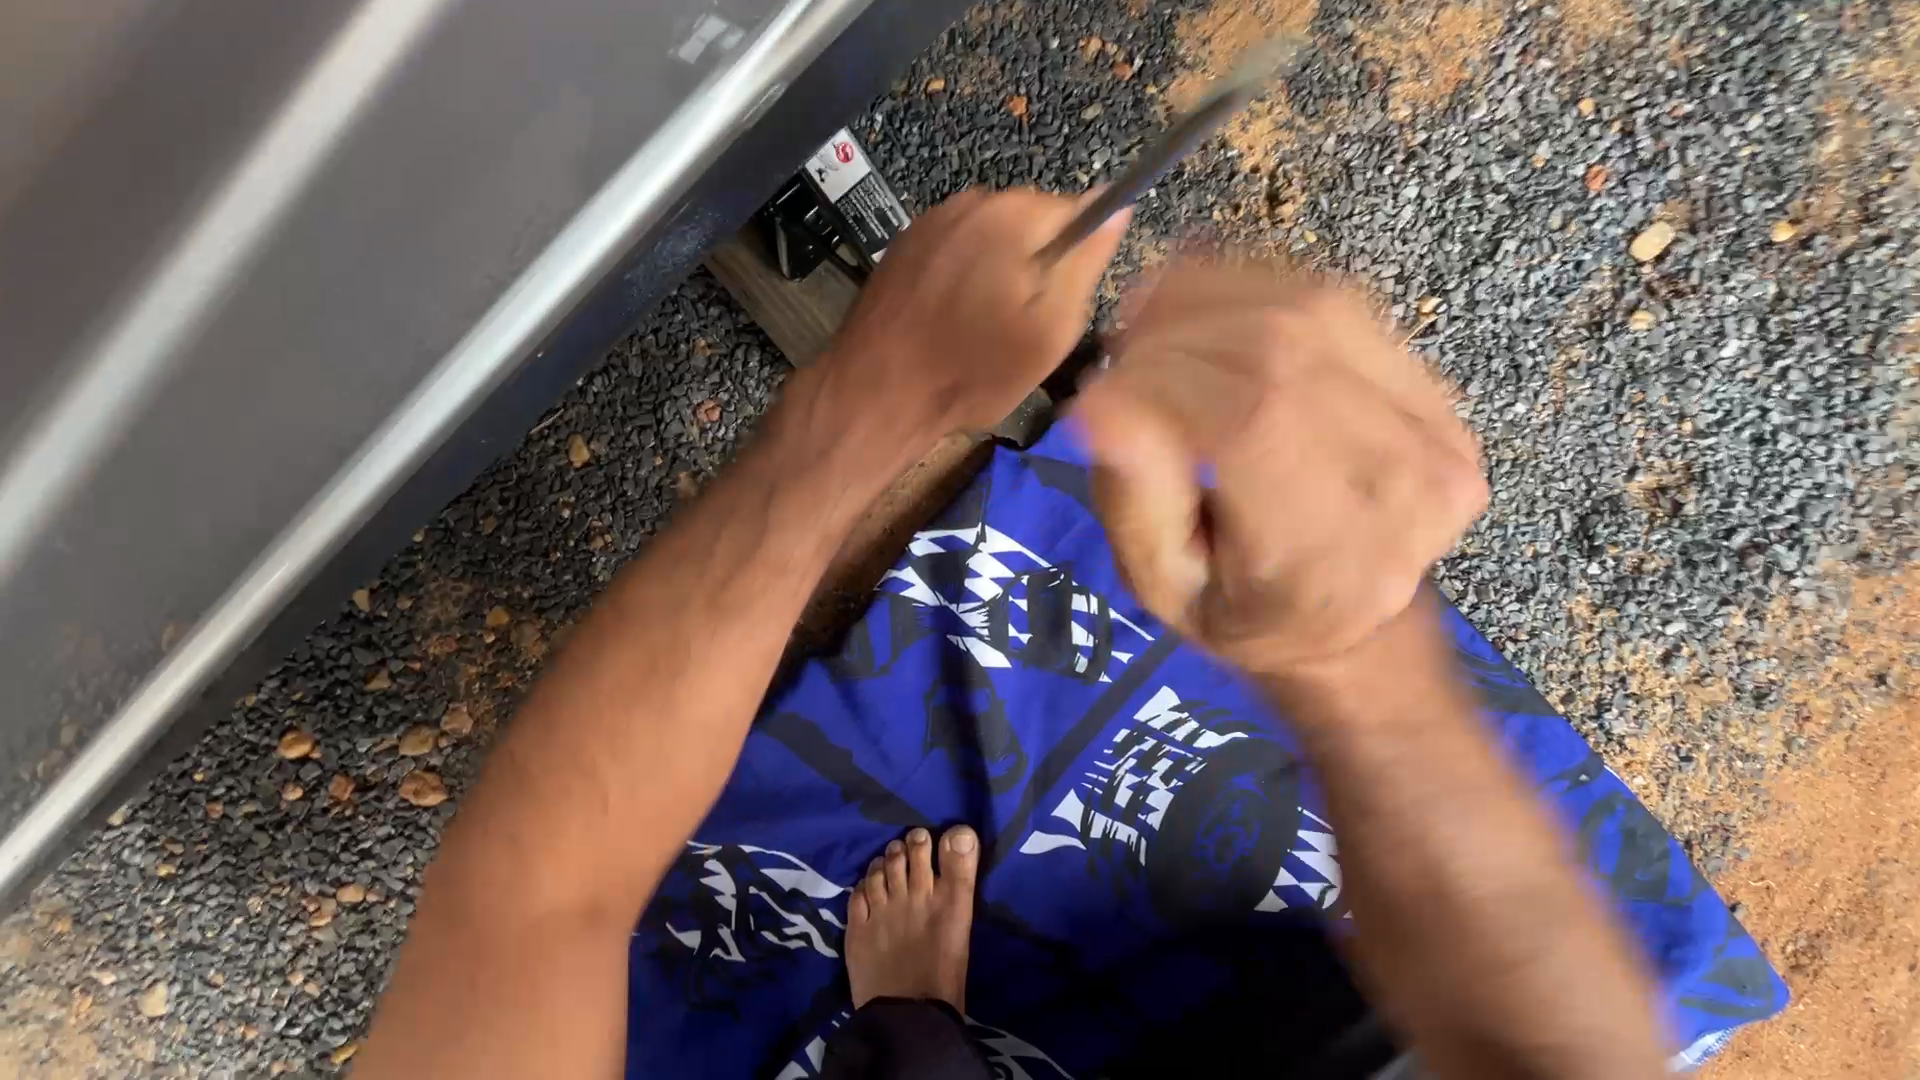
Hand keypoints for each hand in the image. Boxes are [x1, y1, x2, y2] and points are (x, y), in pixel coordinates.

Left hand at [823, 189, 1129, 434]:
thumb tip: (1116, 209)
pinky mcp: (904, 246)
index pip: (1076, 212)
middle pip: (1031, 223)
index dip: (1076, 261)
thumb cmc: (973, 372)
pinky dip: (962, 280)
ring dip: (998, 274)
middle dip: (1036, 266)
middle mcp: (970, 201)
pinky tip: (952, 321)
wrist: (878, 392)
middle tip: (1021, 326)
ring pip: (991, 239)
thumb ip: (1086, 263)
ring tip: (981, 329)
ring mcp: (931, 222)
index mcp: (1013, 214)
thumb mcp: (1050, 329)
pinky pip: (955, 252)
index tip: (1059, 305)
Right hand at [1073, 261, 1486, 677]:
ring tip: (1147, 345)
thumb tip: (1095, 403)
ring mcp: (1439, 429)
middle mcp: (1406, 484)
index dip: (1154, 386)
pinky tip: (1200, 325)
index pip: (1248, 420)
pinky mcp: (1439, 391)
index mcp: (1331, 559)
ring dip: (1204, 309)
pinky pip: (1335, 304)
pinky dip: (1251, 295)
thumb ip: (1136, 502)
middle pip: (1276, 351)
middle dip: (1169, 344)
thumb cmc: (1241, 615)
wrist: (1352, 622)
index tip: (1088, 404)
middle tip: (1115, 374)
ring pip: (1305, 310)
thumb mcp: (1162, 588)